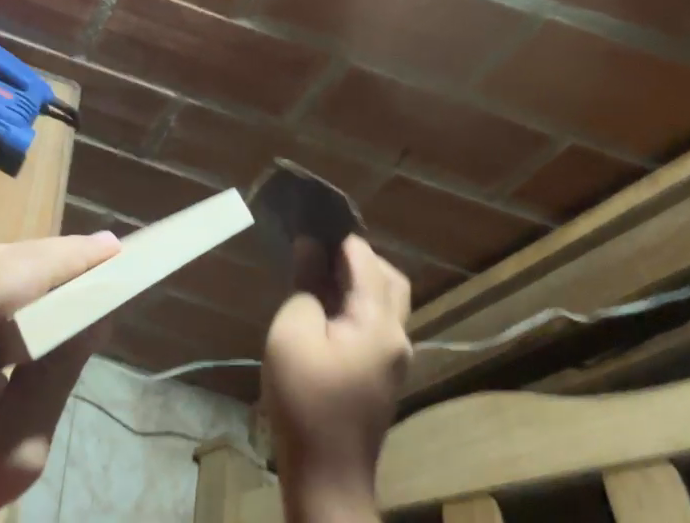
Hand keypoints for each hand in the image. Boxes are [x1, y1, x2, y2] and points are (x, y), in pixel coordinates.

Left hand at [0, 232, 121, 522]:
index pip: (23, 270)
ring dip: (23, 269)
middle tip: (105, 268)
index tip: (118, 250)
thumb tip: (96, 316)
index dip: (74, 258)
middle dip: (54, 261)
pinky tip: (18, 302)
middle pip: (0, 257)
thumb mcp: (15, 449)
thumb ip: (58, 372)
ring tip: (70, 285)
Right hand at [264, 235, 411, 521]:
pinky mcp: (382, 373)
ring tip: (314, 271)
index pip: (366, 261)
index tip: (310, 217)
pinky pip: (375, 322)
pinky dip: (354, 302)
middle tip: (314, 244)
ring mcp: (393, 357)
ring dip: (355, 279)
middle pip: (388, 279)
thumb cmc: (305, 398)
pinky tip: (322, 305)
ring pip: (385, 301)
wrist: (327, 472)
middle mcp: (397, 336)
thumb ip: (306, 286)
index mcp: (379, 324)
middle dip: (355, 255)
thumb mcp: (292, 333)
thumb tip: (311, 248)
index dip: (339, 235)